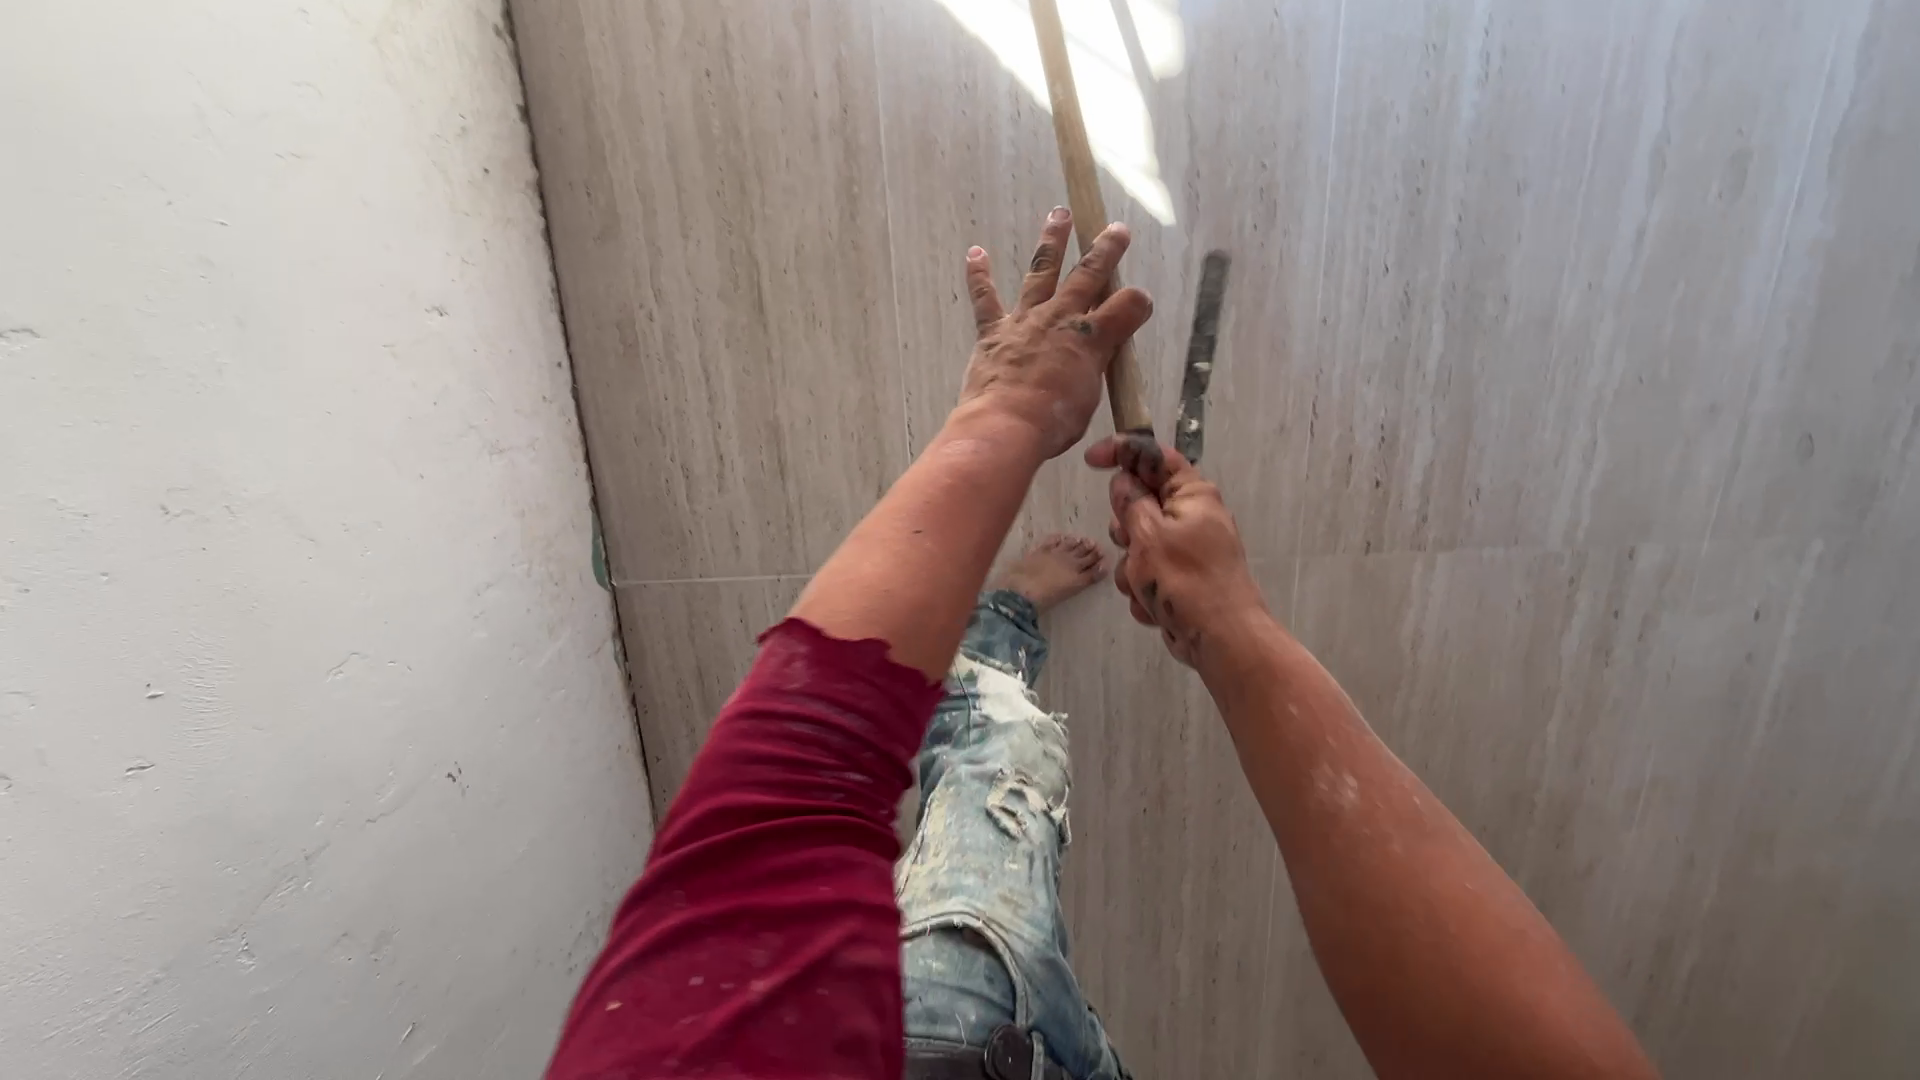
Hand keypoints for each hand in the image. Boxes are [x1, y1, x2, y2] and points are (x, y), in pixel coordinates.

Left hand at [957, 209, 1154, 457]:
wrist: (1005, 425)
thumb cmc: (1052, 423)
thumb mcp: (1090, 400)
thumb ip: (1096, 374)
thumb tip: (1103, 378)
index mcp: (1092, 339)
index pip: (1127, 307)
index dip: (1138, 302)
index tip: (1142, 303)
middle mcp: (1061, 319)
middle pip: (1089, 275)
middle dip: (1106, 251)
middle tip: (1117, 229)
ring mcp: (1026, 320)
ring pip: (1041, 271)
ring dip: (1052, 241)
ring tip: (1059, 214)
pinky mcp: (994, 332)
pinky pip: (985, 298)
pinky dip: (979, 275)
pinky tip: (975, 253)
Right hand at [1085, 435, 1268, 666]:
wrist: (1221, 639)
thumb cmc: (1186, 580)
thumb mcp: (1148, 534)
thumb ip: (1130, 502)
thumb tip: (1123, 480)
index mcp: (1192, 495)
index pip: (1154, 456)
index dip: (1122, 451)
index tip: (1091, 461)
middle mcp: (1191, 517)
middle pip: (1140, 503)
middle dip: (1125, 528)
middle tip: (1129, 542)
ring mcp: (1186, 550)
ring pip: (1137, 545)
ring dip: (1131, 568)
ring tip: (1144, 585)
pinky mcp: (1179, 580)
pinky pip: (1146, 574)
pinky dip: (1144, 589)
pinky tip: (1154, 606)